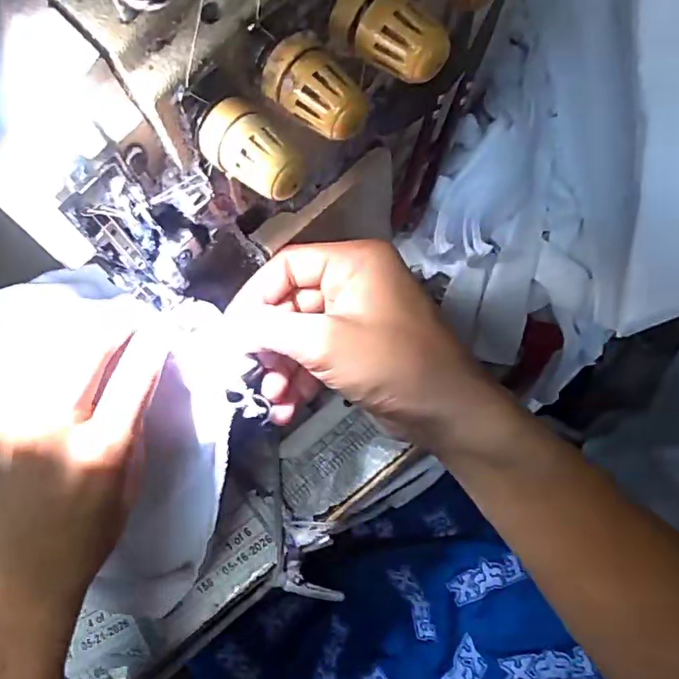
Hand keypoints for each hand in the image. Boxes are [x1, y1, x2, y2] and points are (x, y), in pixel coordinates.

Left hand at [0, 328, 166, 646]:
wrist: (15, 573)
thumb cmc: (83, 540)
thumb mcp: (127, 489)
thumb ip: (131, 429)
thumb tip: (137, 377)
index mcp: (99, 453)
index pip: (132, 377)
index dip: (149, 344)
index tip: (156, 326)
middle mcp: (52, 428)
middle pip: (88, 348)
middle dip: (114, 323)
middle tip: (127, 313)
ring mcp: (11, 420)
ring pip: (49, 350)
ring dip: (77, 332)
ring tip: (94, 323)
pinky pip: (21, 372)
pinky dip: (44, 355)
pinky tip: (56, 348)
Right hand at [228, 240, 515, 449]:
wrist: (448, 414)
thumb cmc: (391, 365)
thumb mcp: (324, 344)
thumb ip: (271, 330)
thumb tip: (230, 329)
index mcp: (352, 264)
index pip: (286, 266)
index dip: (255, 296)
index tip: (232, 330)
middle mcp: (351, 284)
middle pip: (288, 305)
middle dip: (269, 345)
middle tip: (250, 372)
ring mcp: (352, 318)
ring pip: (297, 336)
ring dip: (280, 370)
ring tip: (272, 399)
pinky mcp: (353, 349)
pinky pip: (313, 356)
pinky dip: (298, 380)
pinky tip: (286, 409)